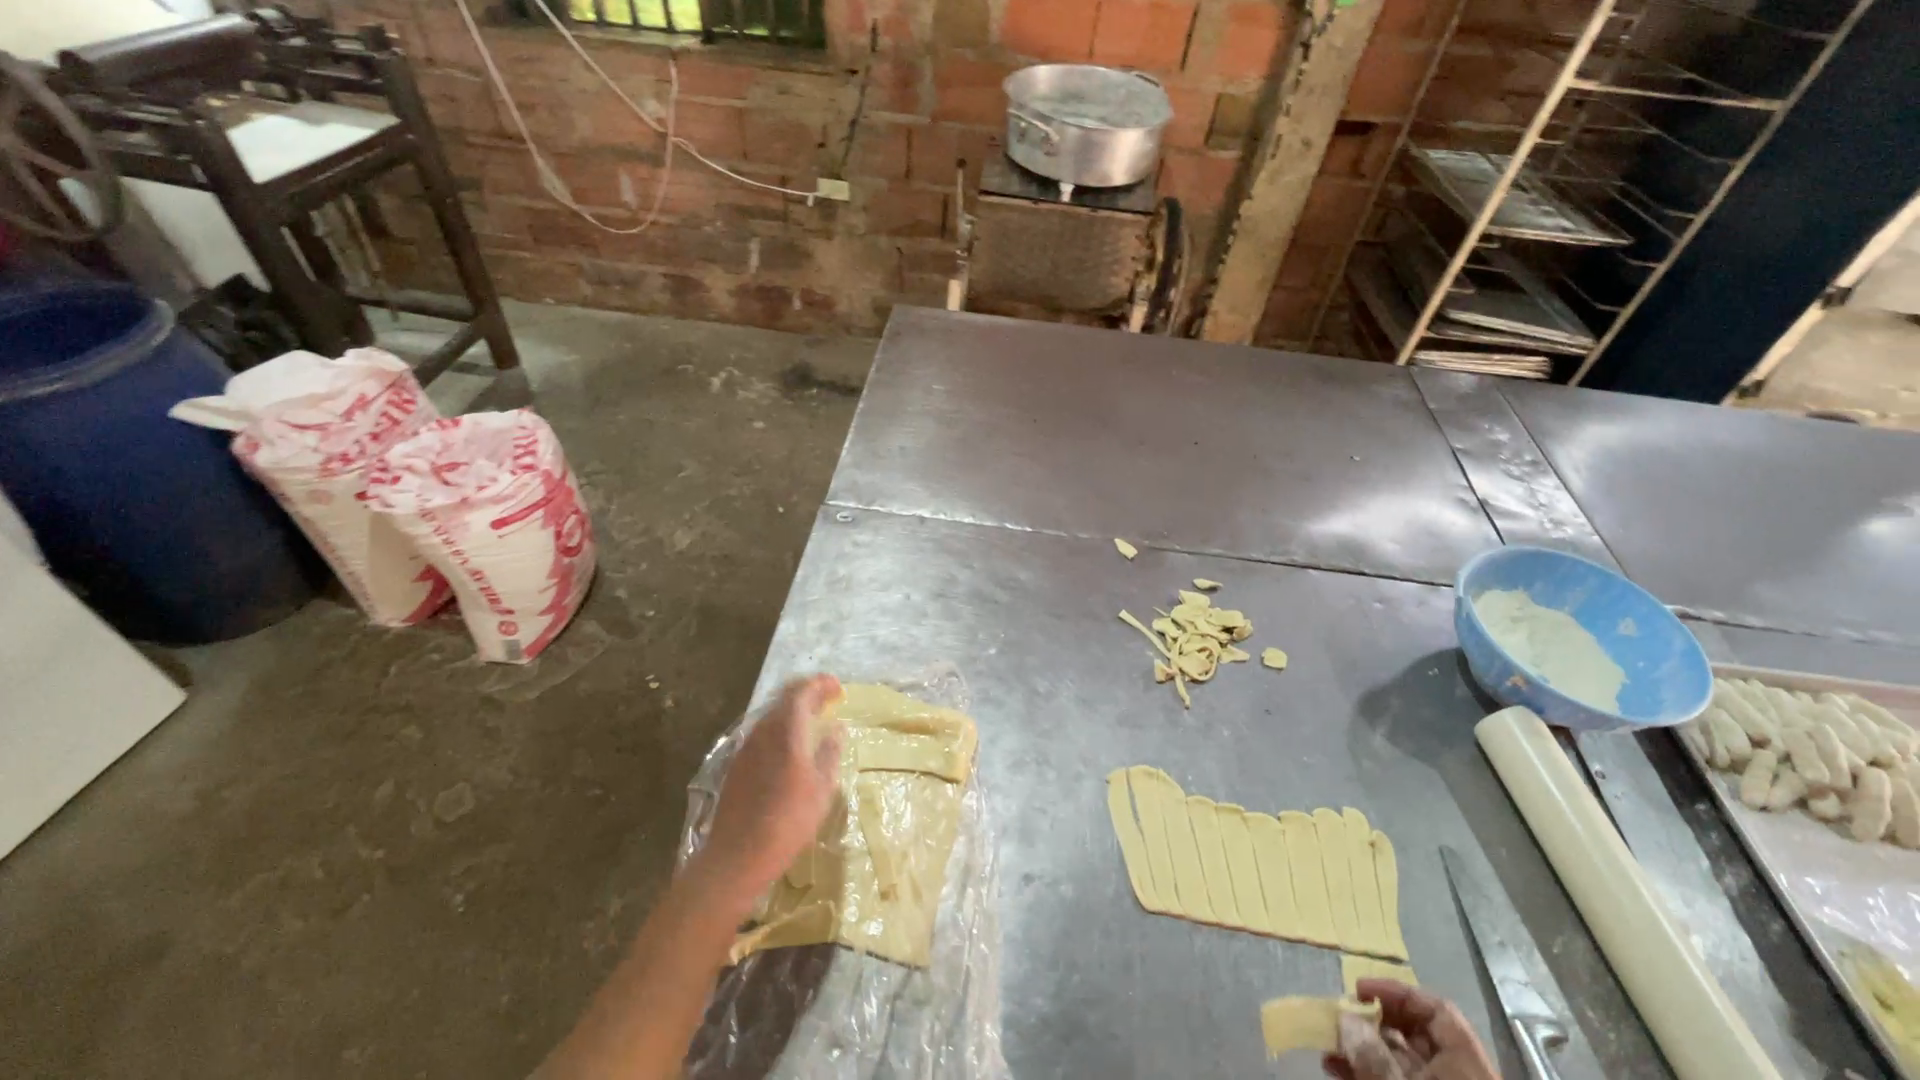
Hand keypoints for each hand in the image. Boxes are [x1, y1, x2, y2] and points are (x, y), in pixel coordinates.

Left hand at [693, 675, 844, 912]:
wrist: (737, 855)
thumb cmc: (788, 822)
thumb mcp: (821, 789)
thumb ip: (829, 753)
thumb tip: (837, 728)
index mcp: (785, 732)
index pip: (801, 692)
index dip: (820, 684)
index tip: (838, 688)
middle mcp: (762, 732)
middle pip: (784, 699)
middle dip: (808, 694)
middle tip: (828, 700)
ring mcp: (745, 747)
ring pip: (771, 715)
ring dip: (793, 711)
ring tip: (814, 721)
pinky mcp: (737, 764)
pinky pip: (762, 733)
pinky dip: (781, 728)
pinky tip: (792, 746)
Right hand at [1323, 980, 1499, 1079]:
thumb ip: (1375, 1057)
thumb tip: (1345, 1018)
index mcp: (1466, 1062)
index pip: (1437, 1009)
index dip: (1397, 992)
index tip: (1359, 989)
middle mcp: (1457, 1071)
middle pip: (1416, 1031)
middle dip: (1374, 1019)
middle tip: (1342, 1015)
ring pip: (1400, 1058)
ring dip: (1362, 1047)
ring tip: (1329, 1042)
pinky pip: (1394, 1079)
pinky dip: (1366, 1070)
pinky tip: (1336, 1067)